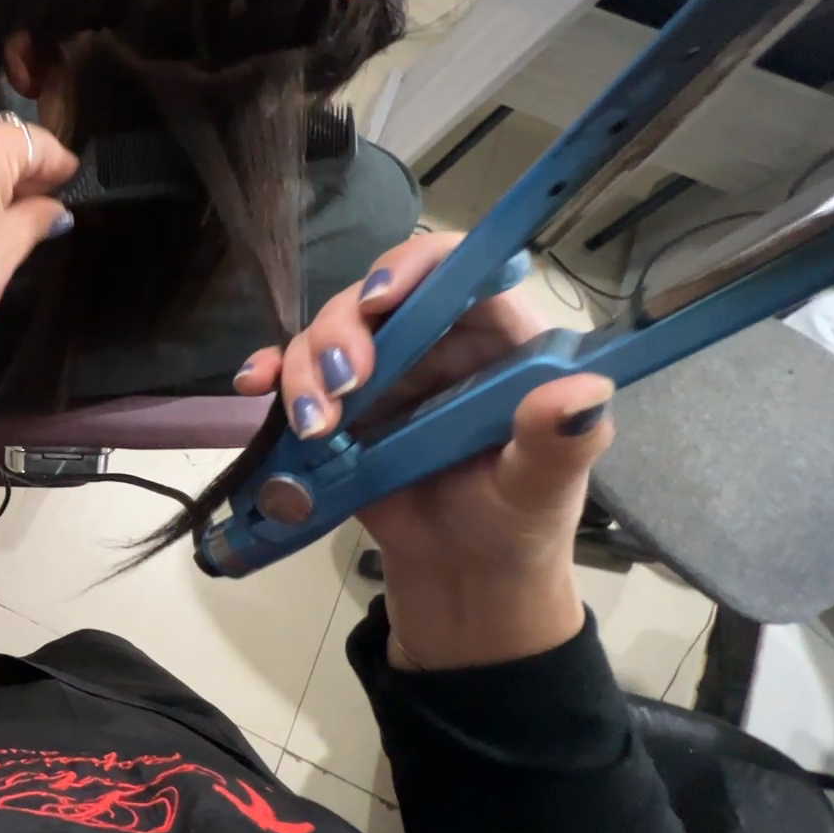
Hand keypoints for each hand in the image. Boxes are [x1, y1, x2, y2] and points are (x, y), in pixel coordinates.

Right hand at [235, 233, 617, 668]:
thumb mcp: (542, 486)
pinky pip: (290, 372)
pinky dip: (266, 372)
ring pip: (321, 337)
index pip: (454, 270)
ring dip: (302, 370)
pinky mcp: (331, 404)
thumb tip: (581, 391)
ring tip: (313, 426)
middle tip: (343, 388)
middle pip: (368, 301)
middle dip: (340, 334)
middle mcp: (428, 344)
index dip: (412, 269)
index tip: (379, 302)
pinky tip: (252, 385)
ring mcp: (373, 374)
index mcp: (491, 340)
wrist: (455, 564)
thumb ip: (558, 441)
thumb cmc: (512, 520)